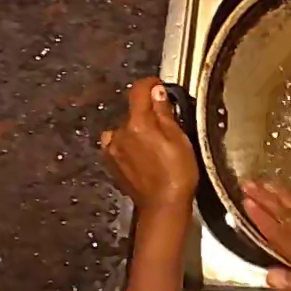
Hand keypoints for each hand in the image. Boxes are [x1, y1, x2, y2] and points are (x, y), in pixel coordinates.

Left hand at [100, 78, 197, 215]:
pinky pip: (117, 143)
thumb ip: (164, 112)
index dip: (149, 84)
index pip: (138, 90)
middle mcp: (119, 133)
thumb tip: (156, 91)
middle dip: (147, 111)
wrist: (163, 207)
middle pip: (132, 111)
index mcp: (138, 123)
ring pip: (125, 127)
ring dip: (136, 128)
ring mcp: (112, 149)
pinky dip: (128, 142)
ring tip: (153, 142)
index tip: (159, 86)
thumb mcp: (179, 139)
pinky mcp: (111, 163)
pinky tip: (140, 153)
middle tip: (166, 123)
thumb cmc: (178, 173)